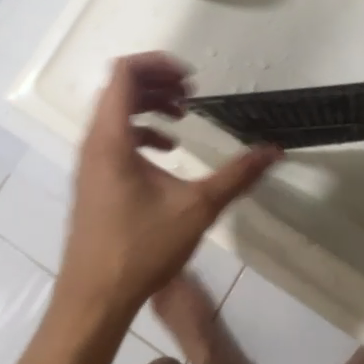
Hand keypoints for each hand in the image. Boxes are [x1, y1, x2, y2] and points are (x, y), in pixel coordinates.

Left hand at [58, 53, 280, 316]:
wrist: (94, 299)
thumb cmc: (140, 249)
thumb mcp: (197, 209)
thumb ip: (237, 176)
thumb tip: (274, 151)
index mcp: (111, 138)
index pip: (124, 73)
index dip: (158, 64)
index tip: (192, 80)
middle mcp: (94, 142)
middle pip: (120, 88)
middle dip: (158, 83)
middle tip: (191, 95)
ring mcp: (89, 163)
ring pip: (115, 113)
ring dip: (150, 107)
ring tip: (183, 118)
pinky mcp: (93, 181)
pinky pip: (113, 138)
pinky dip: (140, 132)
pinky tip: (168, 154)